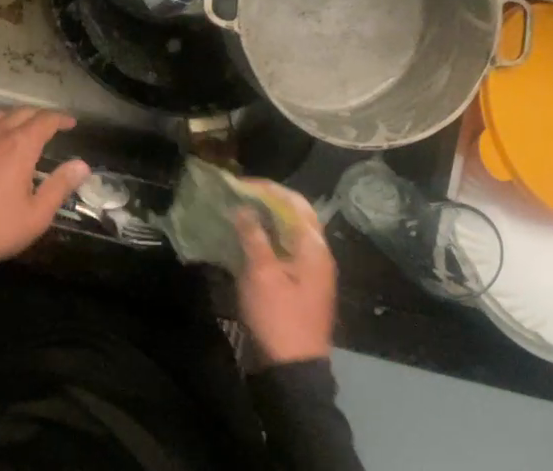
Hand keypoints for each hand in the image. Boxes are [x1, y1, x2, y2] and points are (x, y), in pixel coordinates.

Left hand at [0, 108, 91, 260]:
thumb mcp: (37, 213)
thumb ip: (60, 185)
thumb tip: (82, 165)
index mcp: (20, 146)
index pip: (44, 121)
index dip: (60, 119)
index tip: (71, 123)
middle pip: (22, 112)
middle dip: (40, 115)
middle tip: (52, 126)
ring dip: (16, 116)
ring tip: (24, 129)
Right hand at [234, 184, 336, 365]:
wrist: (293, 368)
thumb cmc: (278, 316)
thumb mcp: (261, 273)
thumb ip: (254, 236)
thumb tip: (245, 207)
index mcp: (313, 247)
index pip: (294, 202)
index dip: (267, 189)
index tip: (239, 184)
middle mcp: (317, 254)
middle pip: (293, 215)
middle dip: (265, 201)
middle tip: (235, 196)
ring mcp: (310, 271)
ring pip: (288, 232)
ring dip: (264, 219)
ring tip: (235, 212)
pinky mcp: (299, 284)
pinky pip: (283, 250)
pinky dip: (265, 239)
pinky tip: (243, 240)